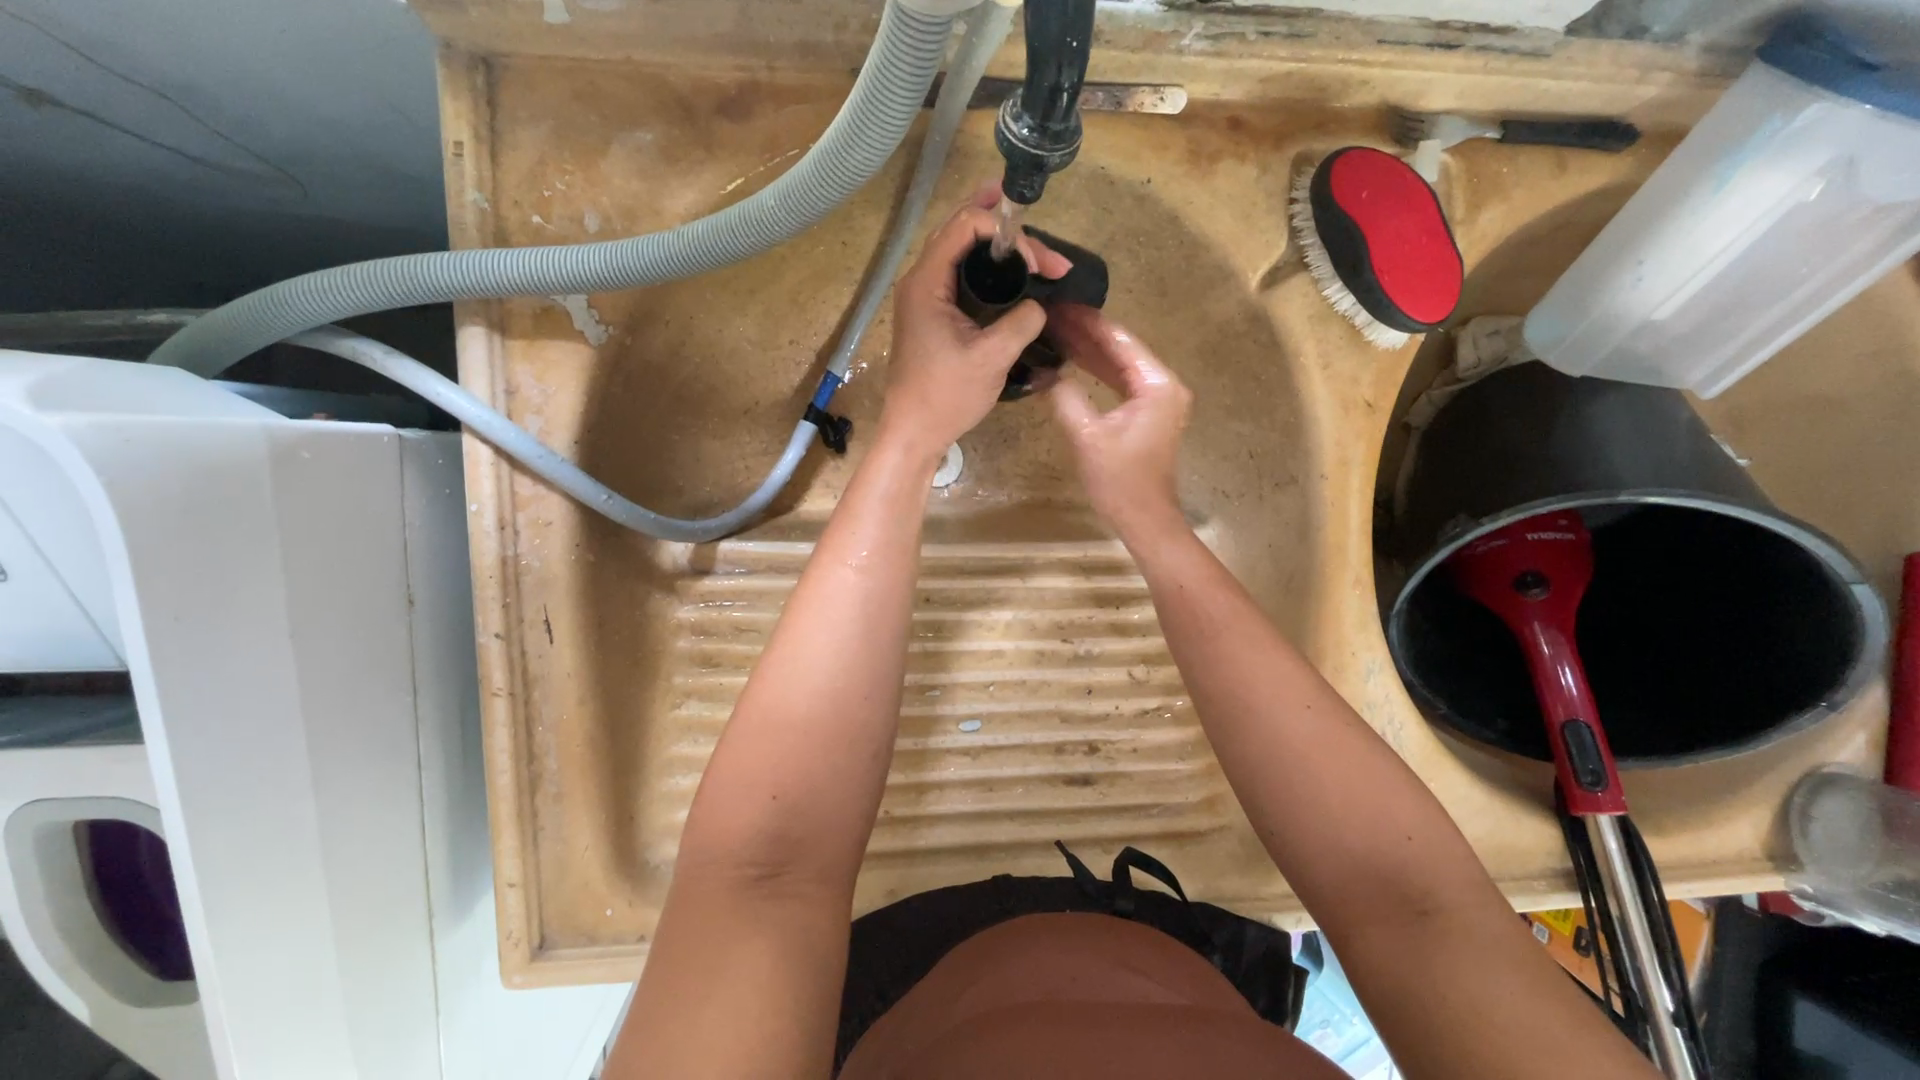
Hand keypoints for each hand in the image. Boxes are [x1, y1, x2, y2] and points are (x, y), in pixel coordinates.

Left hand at [878, 189, 1072, 461]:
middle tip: (1040, 240)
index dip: (1006, 234)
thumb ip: (1022, 321)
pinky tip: (1008, 272)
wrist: (914, 432)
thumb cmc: (946, 396)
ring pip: (959, 253)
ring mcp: (923, 298)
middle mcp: (920, 281)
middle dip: (1001, 229)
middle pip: (960, 232)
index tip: (1037, 265)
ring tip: (1027, 240)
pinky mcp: (931, 316)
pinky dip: (985, 269)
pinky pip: (959, 277)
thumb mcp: (993, 358)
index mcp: (927, 283)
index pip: (965, 226)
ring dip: (993, 245)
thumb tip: (1039, 304)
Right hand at [1047, 306, 1192, 534]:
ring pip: (1120, 365)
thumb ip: (1065, 396)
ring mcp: (1158, 399)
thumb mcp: (1087, 436)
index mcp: (1158, 384)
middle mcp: (1164, 385)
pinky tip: (1073, 359)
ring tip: (1056, 330)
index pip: (1121, 341)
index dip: (1089, 322)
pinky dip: (1098, 371)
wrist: (1144, 518)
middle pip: (1122, 349)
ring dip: (1090, 351)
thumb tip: (1043, 371)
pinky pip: (1121, 382)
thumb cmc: (1120, 480)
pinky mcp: (1148, 413)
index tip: (1060, 305)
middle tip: (1052, 314)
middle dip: (1087, 333)